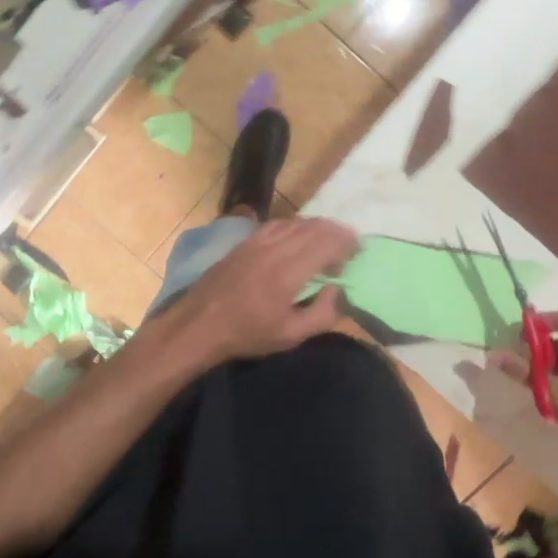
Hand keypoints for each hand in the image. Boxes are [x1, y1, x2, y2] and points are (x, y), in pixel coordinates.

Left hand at [171, 218, 358, 360]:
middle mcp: (275, 247)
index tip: (357, 253)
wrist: (200, 324)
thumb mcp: (291, 335)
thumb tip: (338, 291)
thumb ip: (323, 313)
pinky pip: (277, 224)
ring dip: (316, 229)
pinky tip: (296, 241)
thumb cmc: (247, 334)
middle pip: (314, 227)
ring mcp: (257, 241)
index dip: (347, 243)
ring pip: (295, 222)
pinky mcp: (244, 242)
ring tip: (325, 245)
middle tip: (347, 249)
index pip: (328, 242)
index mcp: (289, 270)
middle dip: (336, 234)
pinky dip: (295, 228)